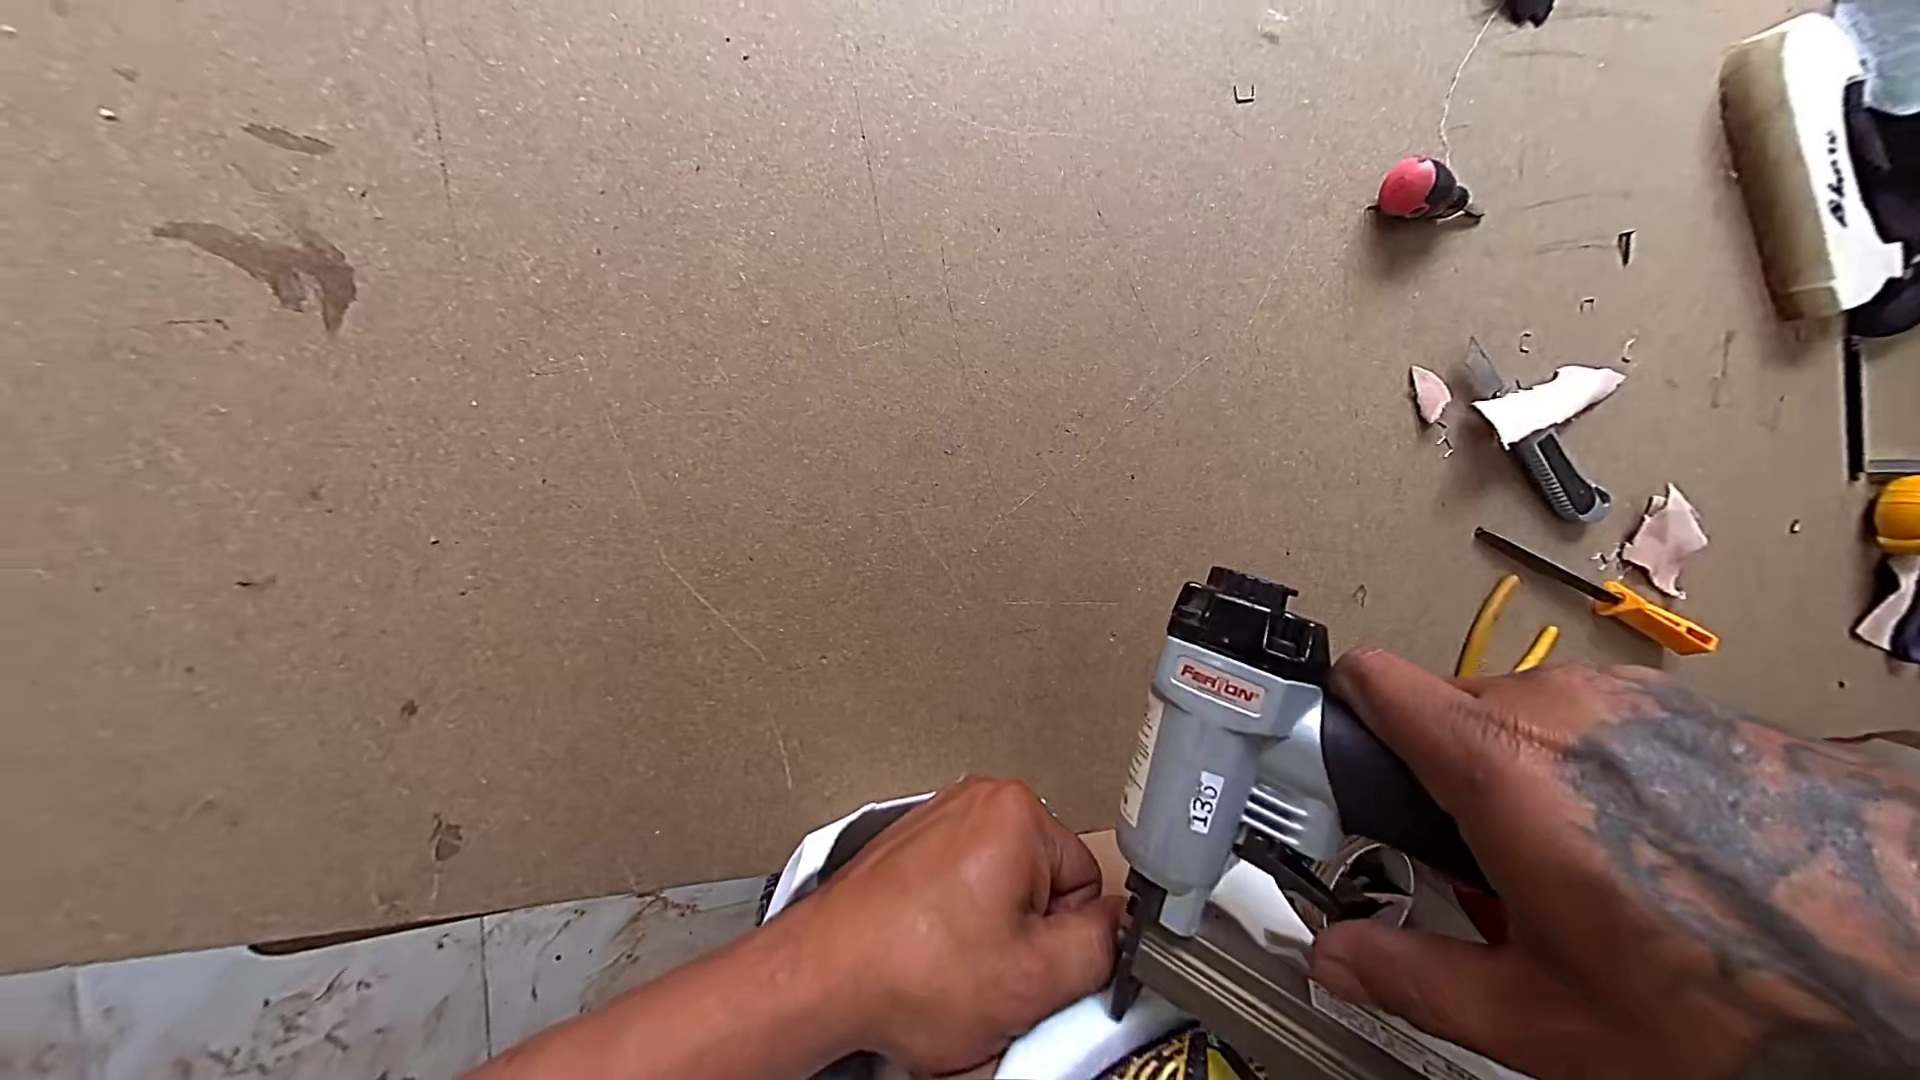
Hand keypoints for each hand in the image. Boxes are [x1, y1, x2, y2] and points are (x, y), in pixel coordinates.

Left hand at [783, 776, 1124, 1073]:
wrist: (824, 973)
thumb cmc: (906, 968)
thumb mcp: (1035, 977)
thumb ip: (1102, 946)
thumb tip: (1117, 925)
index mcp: (1016, 812)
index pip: (1085, 880)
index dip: (1065, 937)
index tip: (1033, 962)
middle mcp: (979, 799)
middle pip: (1043, 879)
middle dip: (1027, 932)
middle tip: (990, 965)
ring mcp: (944, 814)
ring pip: (1004, 884)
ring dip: (992, 927)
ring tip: (955, 957)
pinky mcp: (919, 837)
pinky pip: (967, 879)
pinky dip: (959, 916)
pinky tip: (935, 947)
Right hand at [1309, 651, 1919, 1078]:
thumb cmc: (1764, 1024)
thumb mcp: (1555, 1021)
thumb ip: (1414, 975)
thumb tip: (1333, 960)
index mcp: (1499, 762)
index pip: (1368, 679)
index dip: (1339, 710)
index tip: (1345, 760)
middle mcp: (1560, 710)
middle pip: (1440, 706)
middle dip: (1434, 768)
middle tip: (1470, 849)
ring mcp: (1638, 705)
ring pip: (1516, 712)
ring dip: (1509, 766)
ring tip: (1565, 855)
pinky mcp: (1703, 714)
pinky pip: (1594, 720)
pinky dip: (1581, 765)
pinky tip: (1642, 845)